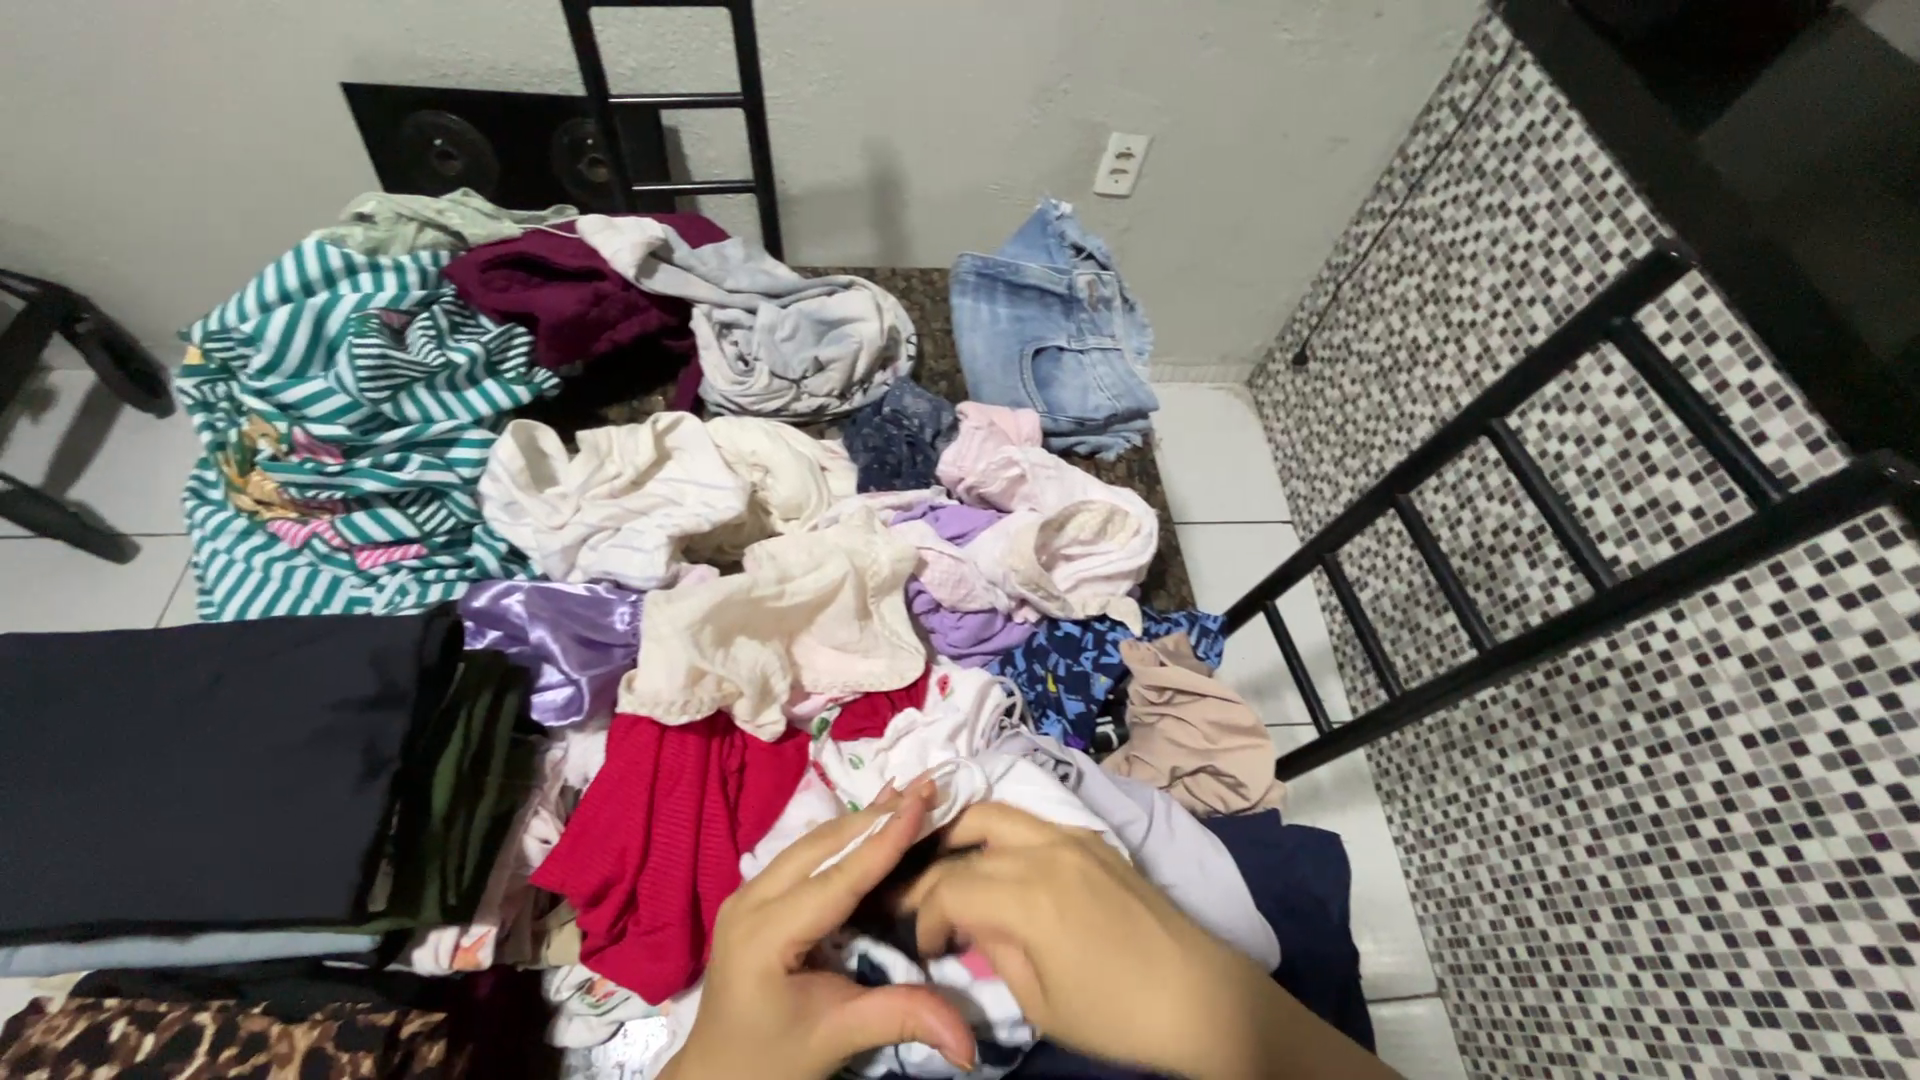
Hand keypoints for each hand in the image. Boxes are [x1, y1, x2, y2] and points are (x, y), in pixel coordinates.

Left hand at [661, 778, 977, 1079]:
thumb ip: (899, 1018)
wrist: (715, 1075)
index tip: (921, 801)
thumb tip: (969, 1042)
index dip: (883, 839)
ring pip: (814, 842)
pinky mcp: (756, 893)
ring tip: (907, 791)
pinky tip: (872, 813)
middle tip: (926, 786)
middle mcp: (751, 900)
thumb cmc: (772, 1059)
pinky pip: (805, 853)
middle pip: (823, 847)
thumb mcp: (835, 1038)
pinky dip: (844, 833)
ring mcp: (749, 891)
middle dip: (878, 815)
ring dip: (863, 818)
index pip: (837, 878)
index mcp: (765, 934)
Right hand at [901, 802, 1267, 1077]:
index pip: (951, 887)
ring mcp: (1072, 835)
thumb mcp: (1040, 1003)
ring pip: (997, 813)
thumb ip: (995, 950)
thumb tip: (971, 924)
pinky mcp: (1092, 837)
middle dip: (933, 871)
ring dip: (961, 832)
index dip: (926, 916)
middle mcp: (1045, 849)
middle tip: (917, 898)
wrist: (1198, 994)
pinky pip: (1033, 818)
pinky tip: (994, 854)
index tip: (926, 946)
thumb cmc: (1117, 1013)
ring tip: (943, 858)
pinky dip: (1001, 830)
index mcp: (1028, 895)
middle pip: (967, 843)